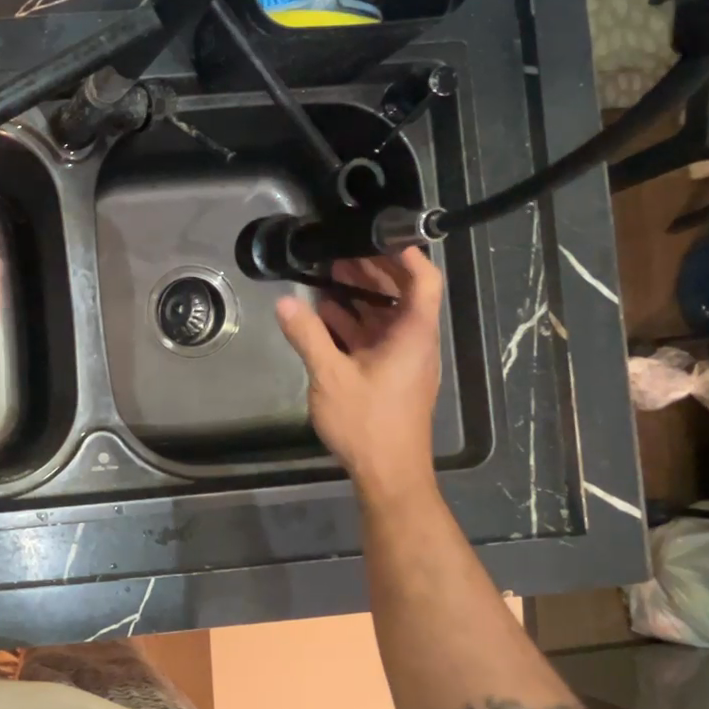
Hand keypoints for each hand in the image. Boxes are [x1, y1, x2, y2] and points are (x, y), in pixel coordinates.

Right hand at [274, 248, 442, 497]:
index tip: (377, 237)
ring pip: (387, 318)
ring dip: (361, 298)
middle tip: (339, 253)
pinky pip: (375, 339)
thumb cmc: (367, 422)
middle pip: (404, 296)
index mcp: (413, 335)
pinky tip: (326, 318)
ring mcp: (403, 361)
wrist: (389, 472)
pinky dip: (355, 324)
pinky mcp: (390, 377)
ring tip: (328, 278)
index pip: (423, 281)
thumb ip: (308, 336)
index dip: (405, 256)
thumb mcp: (331, 376)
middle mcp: (415, 343)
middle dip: (374, 272)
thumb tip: (285, 302)